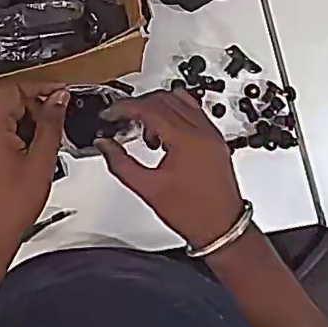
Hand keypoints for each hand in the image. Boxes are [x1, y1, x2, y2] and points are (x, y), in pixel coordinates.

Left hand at [0, 83, 68, 255]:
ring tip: (48, 135)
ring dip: (28, 118)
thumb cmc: (9, 207)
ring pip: (5, 114)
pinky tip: (33, 147)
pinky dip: (18, 130)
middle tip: (58, 114)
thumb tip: (59, 99)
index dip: (41, 87)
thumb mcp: (41, 159)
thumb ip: (51, 123)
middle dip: (36, 104)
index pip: (15, 89)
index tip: (60, 93)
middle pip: (9, 99)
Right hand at [96, 86, 246, 250]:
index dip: (125, 107)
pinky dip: (174, 113)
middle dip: (139, 105)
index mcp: (186, 140)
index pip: (150, 108)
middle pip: (164, 98)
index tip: (111, 113)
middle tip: (122, 119)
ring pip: (180, 99)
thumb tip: (105, 145)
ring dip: (157, 106)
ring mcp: (211, 132)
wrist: (222, 228)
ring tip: (143, 129)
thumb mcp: (148, 189)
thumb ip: (121, 164)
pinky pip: (192, 110)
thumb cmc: (192, 213)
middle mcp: (202, 130)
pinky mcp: (215, 137)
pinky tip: (163, 133)